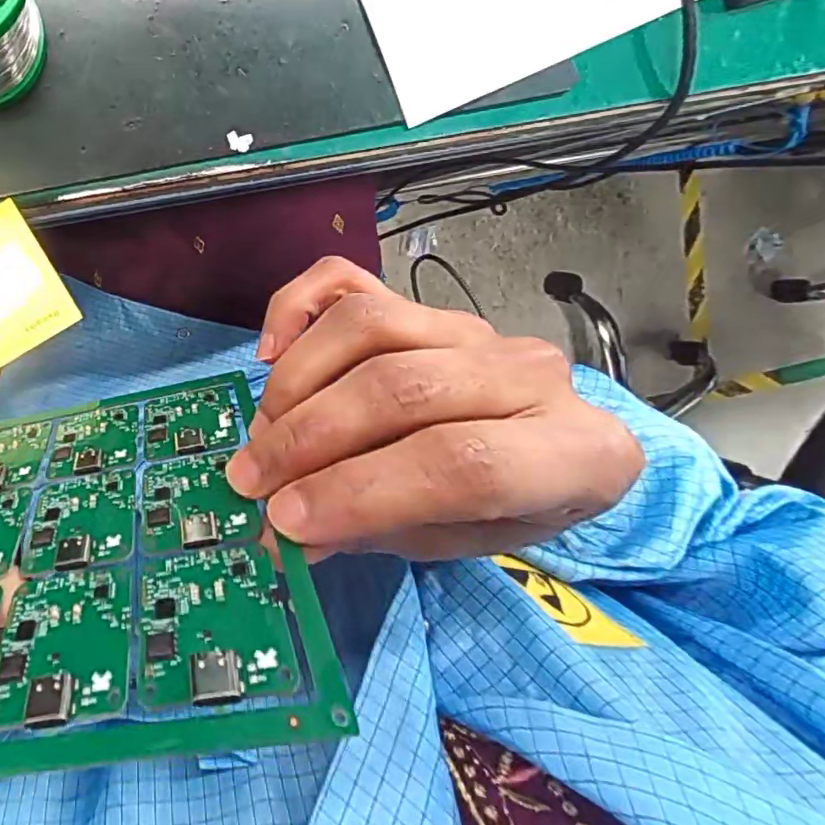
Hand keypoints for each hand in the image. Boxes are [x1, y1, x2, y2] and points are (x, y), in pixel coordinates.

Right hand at [227, 257, 642, 559]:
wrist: (530, 442)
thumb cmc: (499, 504)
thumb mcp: (452, 541)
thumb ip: (374, 533)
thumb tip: (282, 535)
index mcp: (573, 452)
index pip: (462, 464)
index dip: (360, 491)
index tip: (286, 518)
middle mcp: (527, 372)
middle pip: (400, 387)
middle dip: (308, 439)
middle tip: (251, 480)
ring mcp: (468, 325)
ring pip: (366, 326)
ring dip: (294, 386)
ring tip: (262, 434)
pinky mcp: (417, 301)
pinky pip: (346, 283)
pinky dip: (292, 310)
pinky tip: (267, 355)